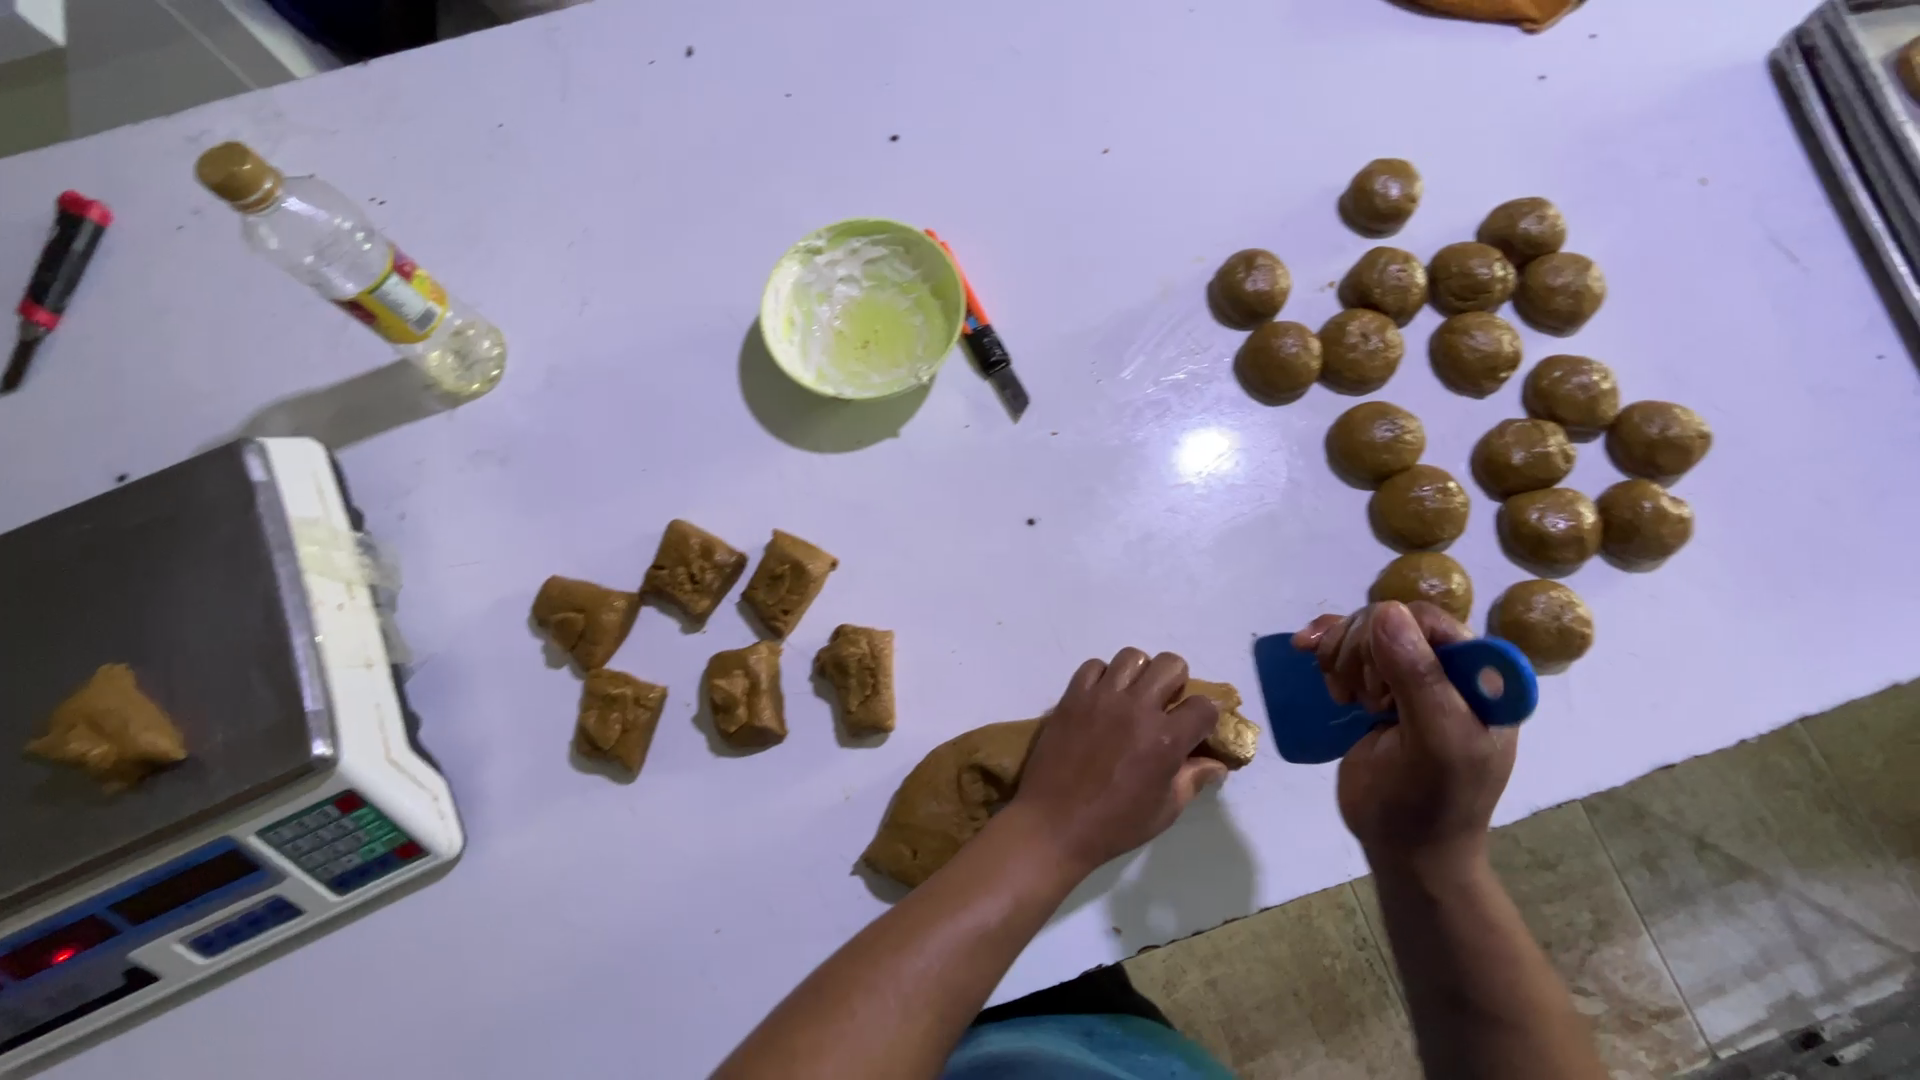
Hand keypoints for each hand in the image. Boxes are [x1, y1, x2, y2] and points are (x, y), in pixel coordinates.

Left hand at [1009, 649, 1228, 875]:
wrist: (1054, 823)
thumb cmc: (1114, 825)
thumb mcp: (1165, 810)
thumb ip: (1192, 779)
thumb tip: (1216, 764)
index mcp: (1166, 739)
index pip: (1204, 705)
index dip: (1206, 716)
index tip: (1196, 728)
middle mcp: (1137, 708)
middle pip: (1171, 664)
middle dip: (1177, 682)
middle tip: (1166, 705)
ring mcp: (1102, 698)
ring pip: (1131, 656)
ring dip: (1140, 674)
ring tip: (1133, 697)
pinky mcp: (1072, 697)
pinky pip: (1093, 666)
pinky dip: (1102, 677)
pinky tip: (1102, 700)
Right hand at [1293, 602, 1515, 874]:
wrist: (1406, 849)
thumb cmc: (1432, 801)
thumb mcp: (1436, 742)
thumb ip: (1419, 677)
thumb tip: (1385, 612)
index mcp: (1481, 677)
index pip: (1429, 621)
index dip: (1389, 639)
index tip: (1374, 685)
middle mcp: (1447, 670)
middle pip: (1388, 621)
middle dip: (1359, 650)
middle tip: (1360, 698)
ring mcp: (1407, 680)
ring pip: (1362, 631)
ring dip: (1339, 653)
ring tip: (1341, 695)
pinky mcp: (1373, 692)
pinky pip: (1345, 648)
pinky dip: (1323, 646)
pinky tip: (1304, 651)